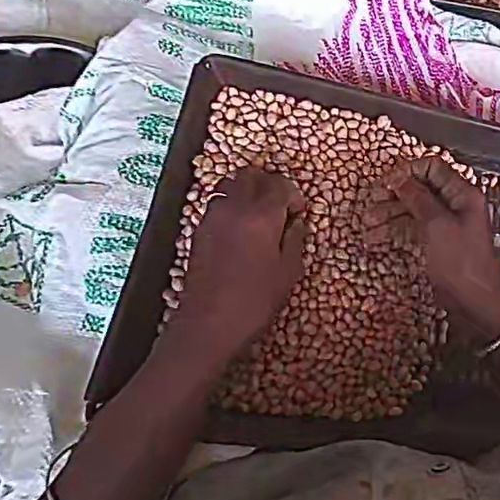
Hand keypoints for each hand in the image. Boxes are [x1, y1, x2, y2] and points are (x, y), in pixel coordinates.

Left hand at [165, 168, 305, 360]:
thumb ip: (294, 240)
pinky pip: (219, 203)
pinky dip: (233, 206)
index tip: (299, 213)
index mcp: (262, 216)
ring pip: (231, 185)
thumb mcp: (288, 272)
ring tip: (261, 216)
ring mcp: (212, 217)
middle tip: (281, 206)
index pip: (280, 186)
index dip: (294, 196)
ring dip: (248, 192)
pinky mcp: (199, 230)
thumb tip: (297, 223)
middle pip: (251, 176)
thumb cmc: (255, 300)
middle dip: (269, 184)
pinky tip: (242, 230)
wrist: (208, 323)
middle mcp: (234, 208)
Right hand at [362, 157, 499, 341]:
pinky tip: (375, 238)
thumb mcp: (437, 226)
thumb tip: (399, 178)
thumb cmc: (460, 262)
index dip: (408, 171)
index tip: (386, 183)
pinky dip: (394, 231)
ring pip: (413, 210)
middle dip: (393, 195)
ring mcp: (444, 225)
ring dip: (389, 214)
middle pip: (420, 188)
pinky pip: (412, 229)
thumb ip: (418, 198)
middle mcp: (454, 205)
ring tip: (367, 224)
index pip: (433, 167)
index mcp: (462, 194)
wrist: (473, 302)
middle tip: (370, 204)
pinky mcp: (436, 243)